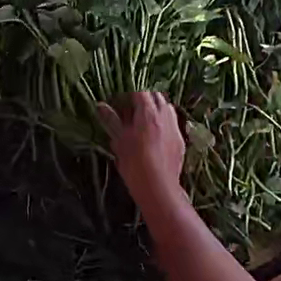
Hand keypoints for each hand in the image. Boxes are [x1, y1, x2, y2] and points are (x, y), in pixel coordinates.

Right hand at [97, 90, 185, 208]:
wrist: (158, 187)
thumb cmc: (134, 164)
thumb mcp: (119, 141)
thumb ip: (111, 121)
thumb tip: (100, 105)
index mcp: (148, 113)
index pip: (140, 92)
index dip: (128, 95)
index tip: (119, 103)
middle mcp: (165, 116)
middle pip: (156, 96)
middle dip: (144, 99)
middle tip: (131, 110)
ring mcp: (175, 128)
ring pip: (167, 109)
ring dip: (156, 109)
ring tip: (144, 121)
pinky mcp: (180, 141)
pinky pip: (172, 124)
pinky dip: (164, 123)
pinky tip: (156, 136)